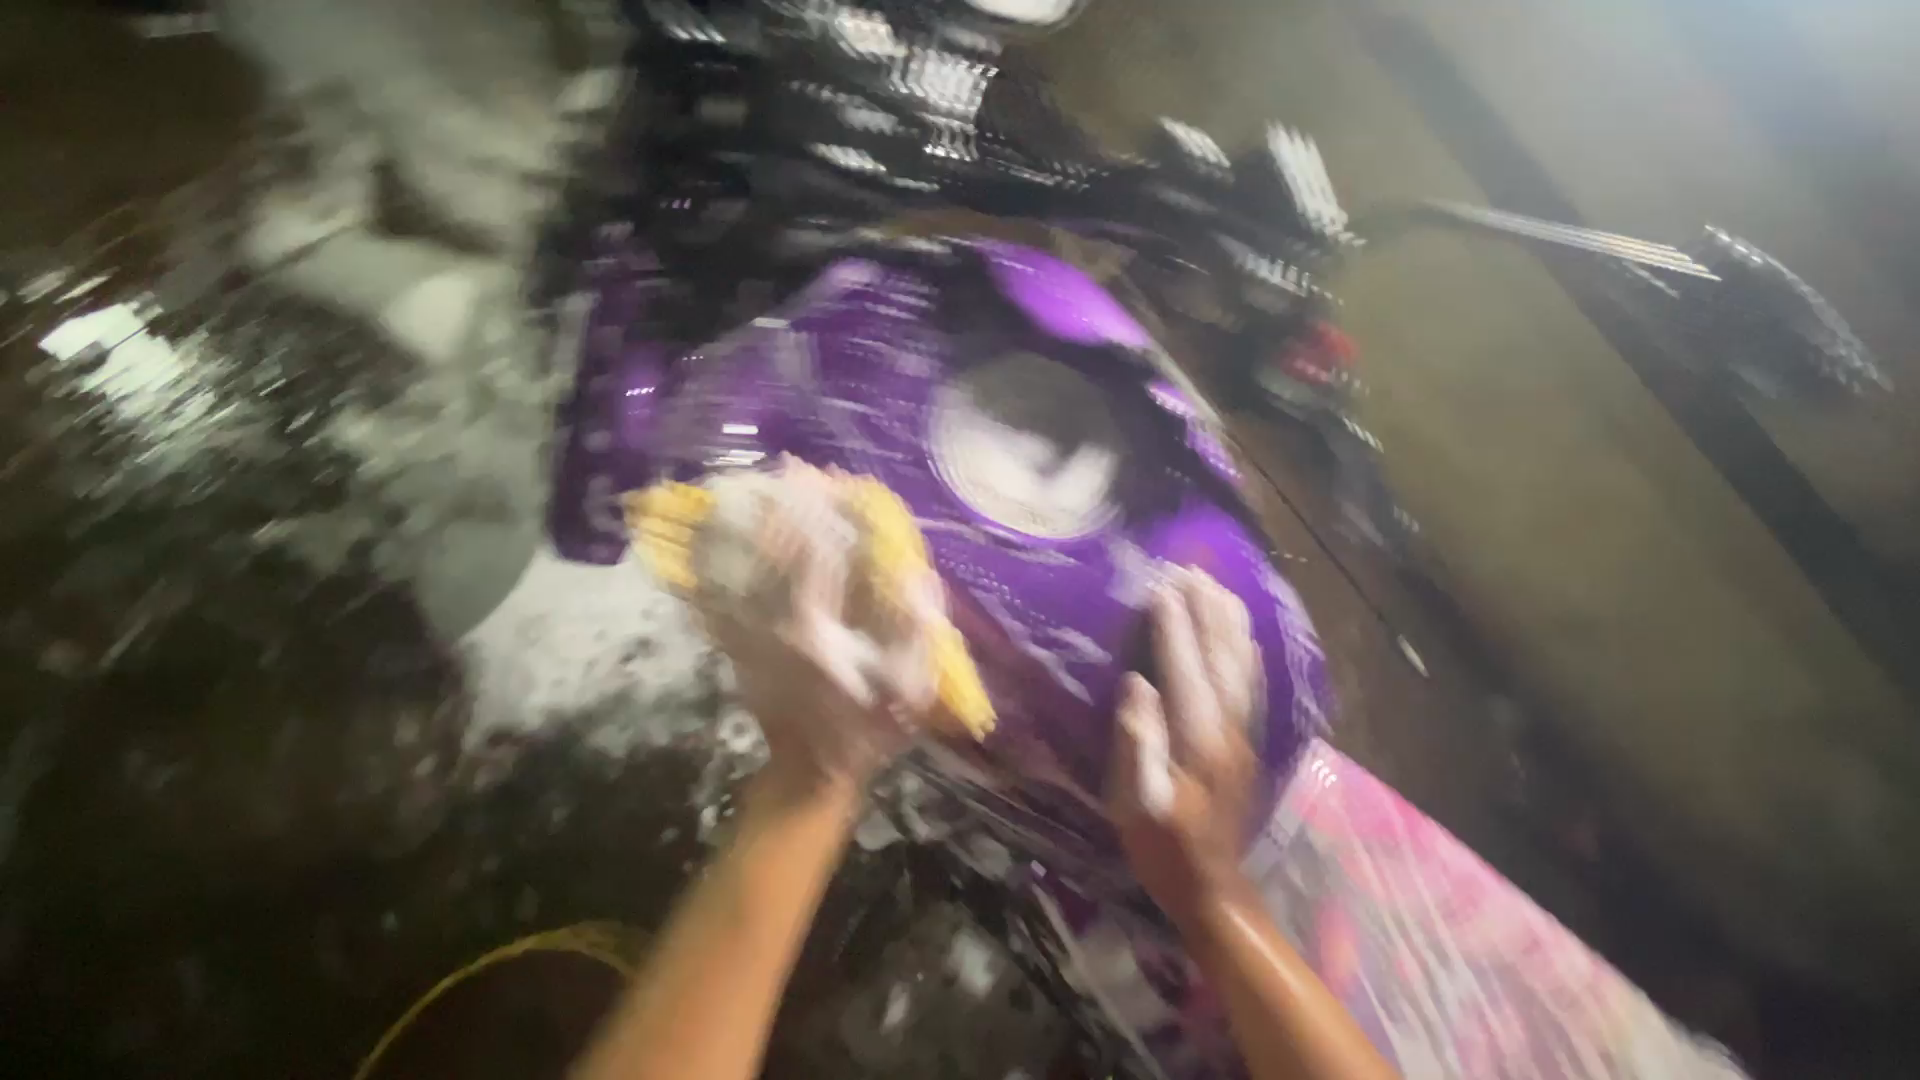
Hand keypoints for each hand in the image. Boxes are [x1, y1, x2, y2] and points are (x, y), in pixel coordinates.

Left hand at [697, 483, 940, 790]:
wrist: (810, 770)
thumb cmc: (868, 729)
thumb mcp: (911, 692)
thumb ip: (918, 634)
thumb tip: (920, 578)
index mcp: (818, 631)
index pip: (813, 555)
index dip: (817, 511)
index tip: (824, 477)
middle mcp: (773, 625)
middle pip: (770, 550)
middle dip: (781, 504)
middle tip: (789, 467)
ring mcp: (746, 636)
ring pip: (738, 566)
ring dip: (746, 523)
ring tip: (750, 485)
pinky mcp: (733, 646)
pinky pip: (716, 596)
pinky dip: (714, 562)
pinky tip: (715, 536)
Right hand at [1109, 567, 1264, 925]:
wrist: (1212, 888)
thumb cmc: (1163, 846)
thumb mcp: (1135, 804)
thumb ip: (1137, 742)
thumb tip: (1136, 684)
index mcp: (1198, 737)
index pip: (1186, 666)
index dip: (1173, 623)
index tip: (1160, 583)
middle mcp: (1228, 726)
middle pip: (1220, 654)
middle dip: (1203, 607)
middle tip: (1185, 567)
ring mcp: (1243, 733)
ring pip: (1242, 661)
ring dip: (1226, 618)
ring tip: (1212, 582)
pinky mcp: (1247, 741)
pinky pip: (1252, 681)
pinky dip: (1245, 647)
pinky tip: (1239, 631)